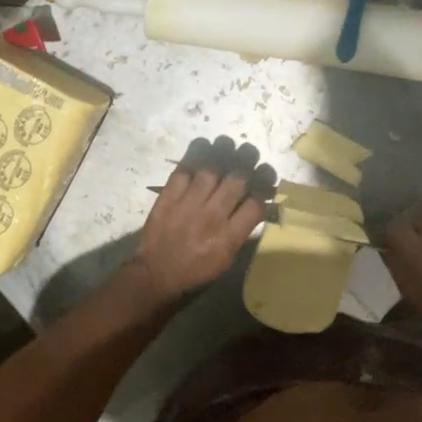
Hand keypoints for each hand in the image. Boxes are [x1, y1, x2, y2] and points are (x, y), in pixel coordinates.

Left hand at [131, 136, 273, 300]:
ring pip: (211, 169)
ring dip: (223, 152)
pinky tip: (203, 146)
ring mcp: (188, 205)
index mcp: (229, 238)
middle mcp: (212, 217)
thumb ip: (241, 231)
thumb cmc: (195, 273)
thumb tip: (255, 204)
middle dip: (247, 162)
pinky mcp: (168, 197)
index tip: (265, 177)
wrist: (156, 277)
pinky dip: (194, 155)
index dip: (264, 185)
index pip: (255, 203)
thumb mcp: (226, 259)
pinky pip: (184, 170)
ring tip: (228, 144)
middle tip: (249, 153)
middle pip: (236, 180)